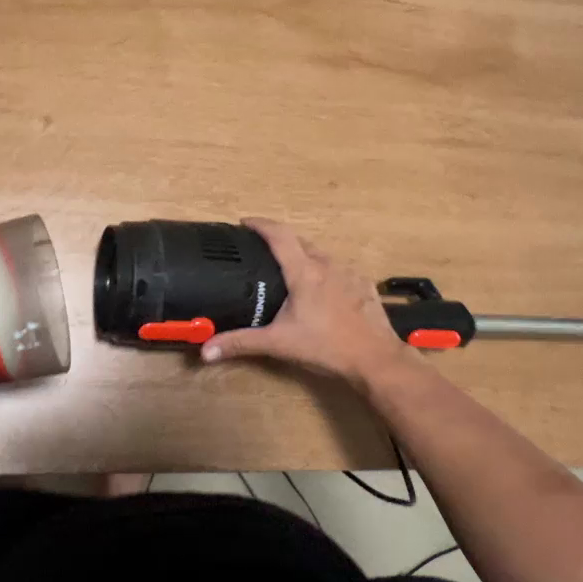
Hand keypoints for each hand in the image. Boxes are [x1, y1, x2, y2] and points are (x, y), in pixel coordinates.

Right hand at [200, 218, 410, 387]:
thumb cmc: (326, 346)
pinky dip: (325, 271)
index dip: (260, 224)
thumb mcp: (278, 344)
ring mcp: (349, 272)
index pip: (279, 234)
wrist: (376, 359)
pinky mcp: (364, 284)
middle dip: (280, 240)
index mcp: (304, 271)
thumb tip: (206, 350)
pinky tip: (322, 288)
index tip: (245, 222)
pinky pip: (340, 269)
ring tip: (290, 269)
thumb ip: (241, 343)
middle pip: (300, 240)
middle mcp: (327, 264)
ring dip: (304, 255)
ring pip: (322, 254)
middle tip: (263, 250)